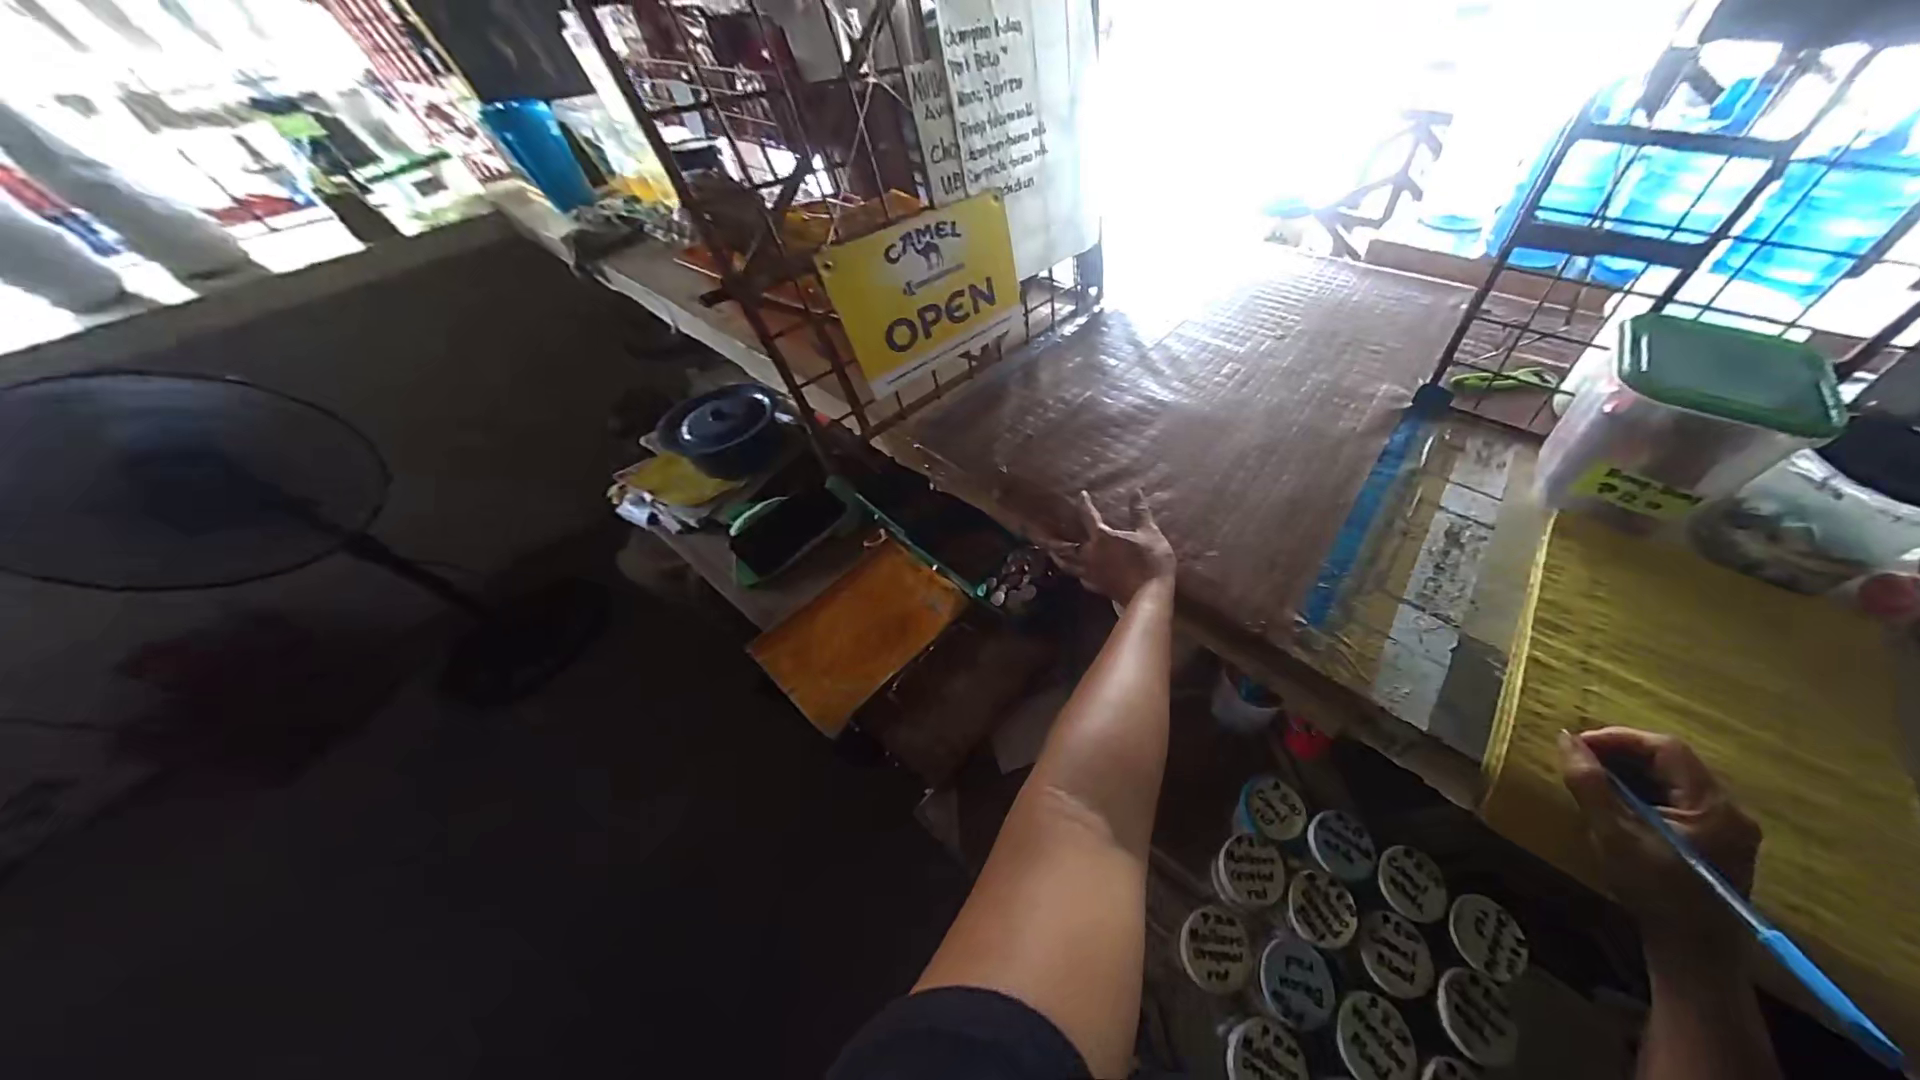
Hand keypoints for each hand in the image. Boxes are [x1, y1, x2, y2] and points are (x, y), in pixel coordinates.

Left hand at [1043, 490, 1175, 605]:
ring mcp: (1090, 573)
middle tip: (1040, 536)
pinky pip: (1080, 578)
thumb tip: (1136, 492)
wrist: (1149, 596)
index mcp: (1101, 538)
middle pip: (1065, 547)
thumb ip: (1140, 513)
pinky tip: (1078, 574)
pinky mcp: (1096, 587)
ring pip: (1068, 565)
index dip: (1085, 504)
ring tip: (1052, 554)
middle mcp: (1089, 555)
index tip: (1082, 495)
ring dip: (1058, 558)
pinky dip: (1076, 573)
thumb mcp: (1149, 533)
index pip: (1089, 516)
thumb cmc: (1150, 562)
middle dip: (1052, 540)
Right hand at [1558, 727, 1761, 961]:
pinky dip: (1641, 790)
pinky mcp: (1716, 839)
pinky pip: (1675, 798)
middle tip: (1578, 759)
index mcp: (1713, 807)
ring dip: (1628, 771)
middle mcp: (1729, 810)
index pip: (1666, 749)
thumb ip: (1589, 783)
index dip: (1618, 738)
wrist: (1693, 950)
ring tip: (1590, 778)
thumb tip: (1566, 739)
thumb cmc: (1653, 890)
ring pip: (1672, 779)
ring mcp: (1727, 827)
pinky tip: (1615, 802)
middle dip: (1620, 753)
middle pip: (1672, 761)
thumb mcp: (1612, 834)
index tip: (1577, 745)